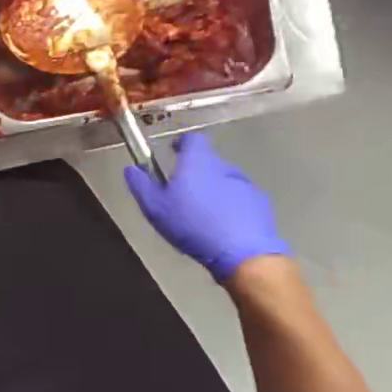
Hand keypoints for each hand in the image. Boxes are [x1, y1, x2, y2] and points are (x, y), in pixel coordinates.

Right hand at [123, 133, 286, 280]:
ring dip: (212, 191)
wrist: (242, 253)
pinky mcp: (260, 204)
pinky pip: (240, 200)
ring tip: (201, 216)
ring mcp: (245, 184)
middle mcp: (223, 166)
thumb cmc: (192, 225)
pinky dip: (230, 207)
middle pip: (207, 161)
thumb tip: (131, 169)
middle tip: (181, 194)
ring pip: (223, 181)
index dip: (182, 143)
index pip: (192, 138)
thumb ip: (141, 185)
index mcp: (198, 161)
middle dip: (194, 172)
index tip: (173, 152)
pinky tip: (221, 229)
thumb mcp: (155, 208)